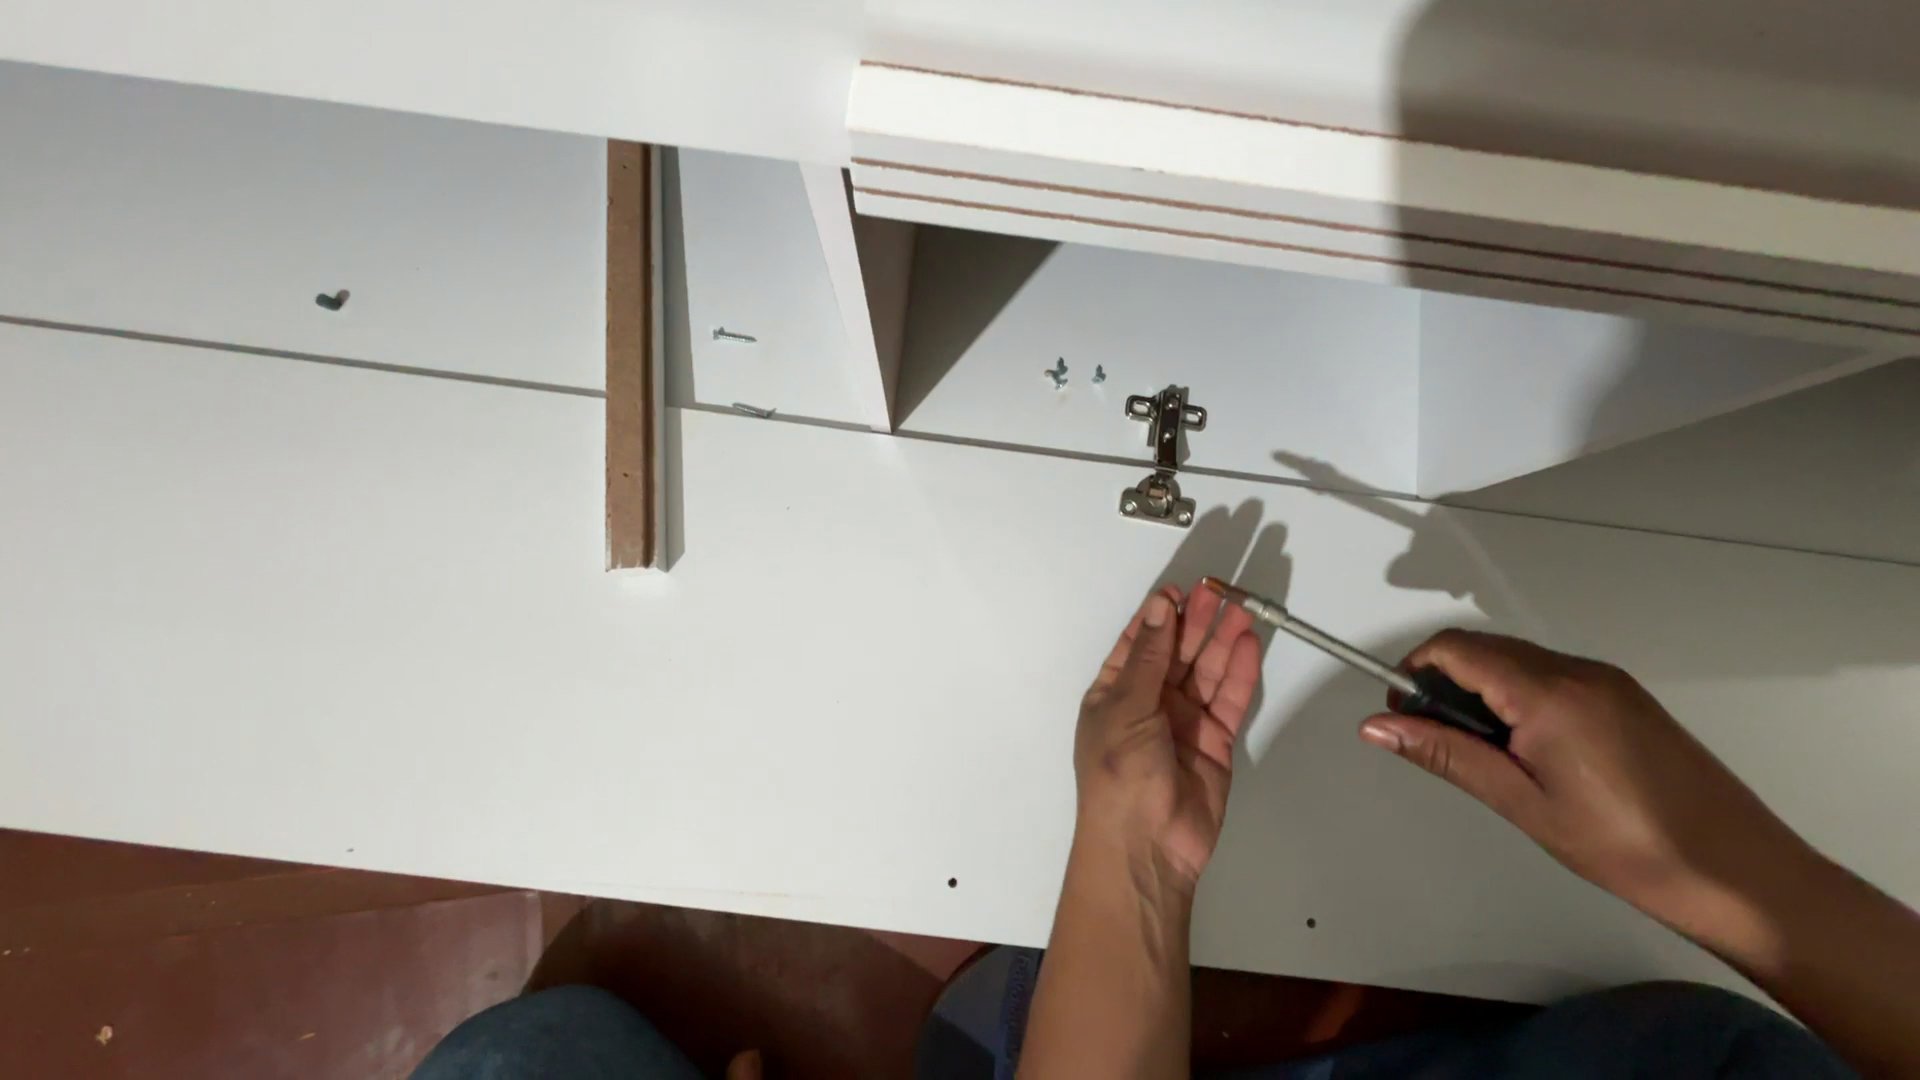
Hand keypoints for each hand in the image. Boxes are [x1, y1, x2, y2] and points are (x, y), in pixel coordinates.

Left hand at [1075, 583, 1262, 889]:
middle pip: (1176, 654)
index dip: (1157, 617)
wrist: (1146, 844)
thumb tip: (1159, 606)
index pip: (1137, 644)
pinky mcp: (1215, 741)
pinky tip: (1248, 644)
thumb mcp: (1126, 707)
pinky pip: (1229, 700)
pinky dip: (1240, 673)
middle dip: (1195, 623)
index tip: (1177, 590)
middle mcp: (1148, 703)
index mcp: (1114, 693)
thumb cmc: (1120, 772)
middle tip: (1218, 592)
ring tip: (1240, 609)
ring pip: (1206, 672)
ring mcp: (1183, 722)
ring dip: (1221, 641)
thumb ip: (1149, 656)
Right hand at [1357, 630, 1814, 937]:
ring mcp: (1607, 681)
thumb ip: (1445, 753)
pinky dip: (1516, 695)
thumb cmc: (1627, 846)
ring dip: (1479, 689)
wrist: (1748, 878)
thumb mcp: (1521, 802)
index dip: (1413, 672)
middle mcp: (1578, 671)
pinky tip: (1528, 749)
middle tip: (1438, 740)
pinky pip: (1548, 675)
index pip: (1454, 649)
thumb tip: (1376, 726)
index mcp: (1549, 693)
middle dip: (1442, 681)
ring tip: (1487, 753)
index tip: (1403, 715)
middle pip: (1481, 648)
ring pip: (1514, 660)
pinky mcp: (1625, 697)